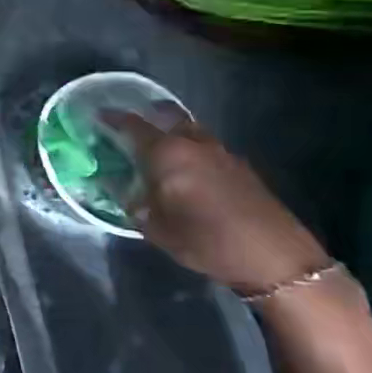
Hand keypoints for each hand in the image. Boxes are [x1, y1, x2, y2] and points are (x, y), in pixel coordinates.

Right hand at [104, 107, 330, 293]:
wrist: (274, 257)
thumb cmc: (205, 241)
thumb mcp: (155, 228)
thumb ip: (132, 203)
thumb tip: (118, 187)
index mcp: (167, 153)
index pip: (132, 124)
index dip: (112, 118)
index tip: (97, 116)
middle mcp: (192, 142)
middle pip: (166, 114)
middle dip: (146, 115)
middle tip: (130, 127)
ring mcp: (220, 151)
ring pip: (189, 128)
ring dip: (171, 132)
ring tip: (158, 149)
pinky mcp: (239, 165)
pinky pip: (206, 145)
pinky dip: (190, 148)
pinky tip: (186, 170)